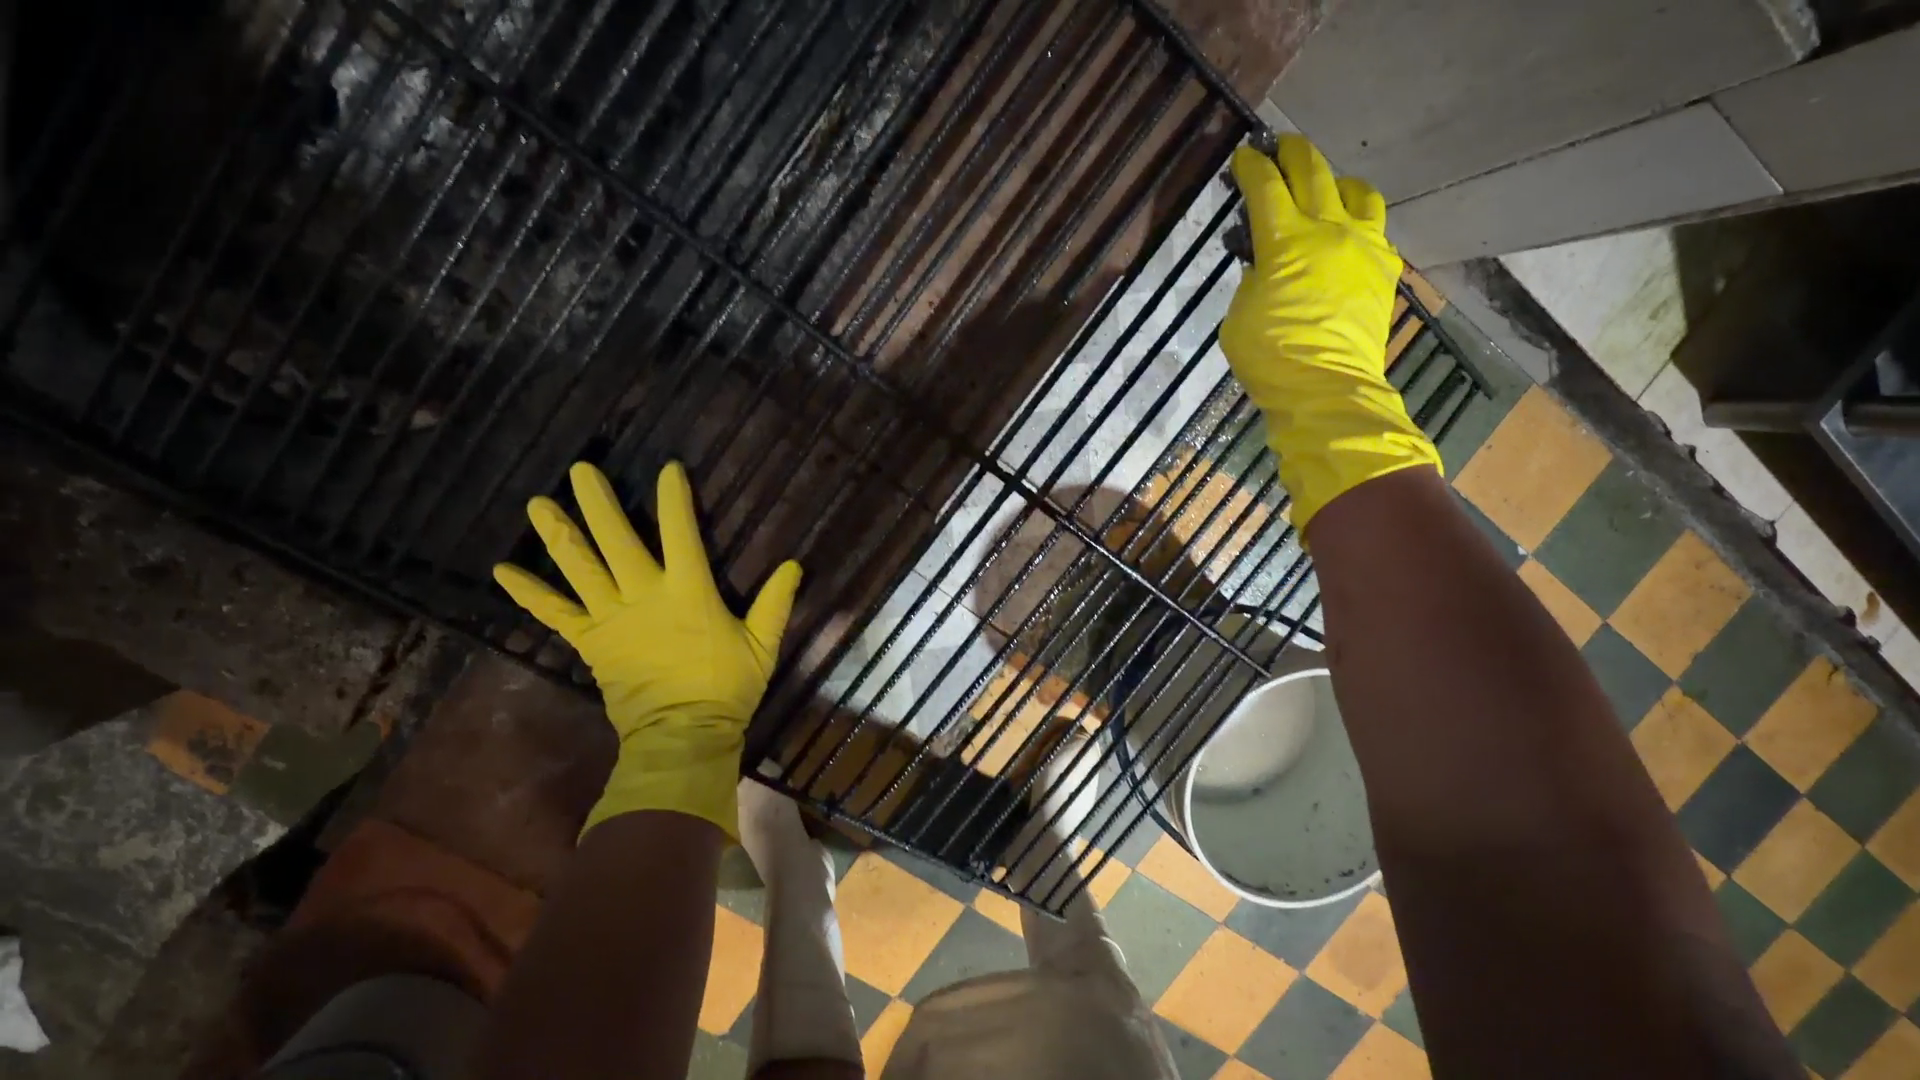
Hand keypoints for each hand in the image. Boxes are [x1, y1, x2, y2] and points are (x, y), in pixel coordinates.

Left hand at [494, 461, 801, 840]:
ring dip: (558, 533)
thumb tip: (793, 565)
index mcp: (688, 592)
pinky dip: (530, 593)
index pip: (681, 533)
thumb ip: (775, 604)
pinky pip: (555, 614)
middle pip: (616, 540)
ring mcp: (611, 618)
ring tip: (536, 503)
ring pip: (580, 568)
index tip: (668, 468)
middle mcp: (644, 596)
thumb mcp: (763, 646)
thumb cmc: (727, 689)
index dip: (674, 499)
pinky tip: (503, 571)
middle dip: (598, 502)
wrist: (683, 734)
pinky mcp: (590, 642)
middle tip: (581, 469)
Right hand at [1219, 135, 1439, 533]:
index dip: (1251, 167)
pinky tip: (1347, 236)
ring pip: (1357, 191)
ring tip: (1325, 189)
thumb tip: (1264, 263)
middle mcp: (1328, 230)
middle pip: (1313, 172)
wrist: (1327, 390)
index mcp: (1286, 240)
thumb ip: (1252, 279)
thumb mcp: (1240, 314)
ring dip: (1336, 181)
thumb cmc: (1271, 356)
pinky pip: (1375, 230)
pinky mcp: (1383, 270)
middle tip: (1280, 147)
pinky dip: (1358, 222)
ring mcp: (1363, 247)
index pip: (1265, 187)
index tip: (1243, 156)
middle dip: (1293, 153)